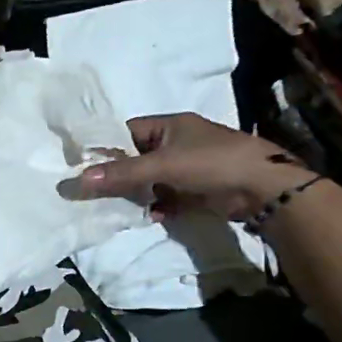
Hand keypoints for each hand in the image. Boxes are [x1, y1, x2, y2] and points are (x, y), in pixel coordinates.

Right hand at [60, 113, 313, 220]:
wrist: (263, 189)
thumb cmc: (211, 163)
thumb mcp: (161, 165)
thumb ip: (121, 173)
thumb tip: (78, 180)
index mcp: (169, 126)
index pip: (126, 131)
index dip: (105, 146)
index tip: (83, 165)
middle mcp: (176, 143)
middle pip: (135, 158)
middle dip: (118, 175)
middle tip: (95, 190)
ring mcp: (187, 167)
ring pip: (149, 180)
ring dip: (137, 194)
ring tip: (120, 206)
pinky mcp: (196, 190)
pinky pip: (166, 197)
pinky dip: (158, 206)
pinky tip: (152, 215)